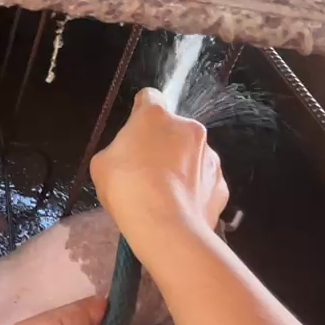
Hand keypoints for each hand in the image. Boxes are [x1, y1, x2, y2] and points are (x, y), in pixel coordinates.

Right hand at [91, 87, 228, 236]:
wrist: (165, 228)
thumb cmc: (126, 187)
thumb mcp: (102, 162)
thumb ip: (120, 150)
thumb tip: (131, 158)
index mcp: (155, 115)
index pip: (150, 96)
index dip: (140, 112)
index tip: (133, 132)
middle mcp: (188, 128)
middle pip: (173, 128)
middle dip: (162, 143)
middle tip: (145, 170)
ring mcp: (210, 156)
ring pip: (192, 155)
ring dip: (181, 166)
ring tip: (164, 195)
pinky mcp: (222, 185)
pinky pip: (204, 182)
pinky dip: (194, 191)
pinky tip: (180, 209)